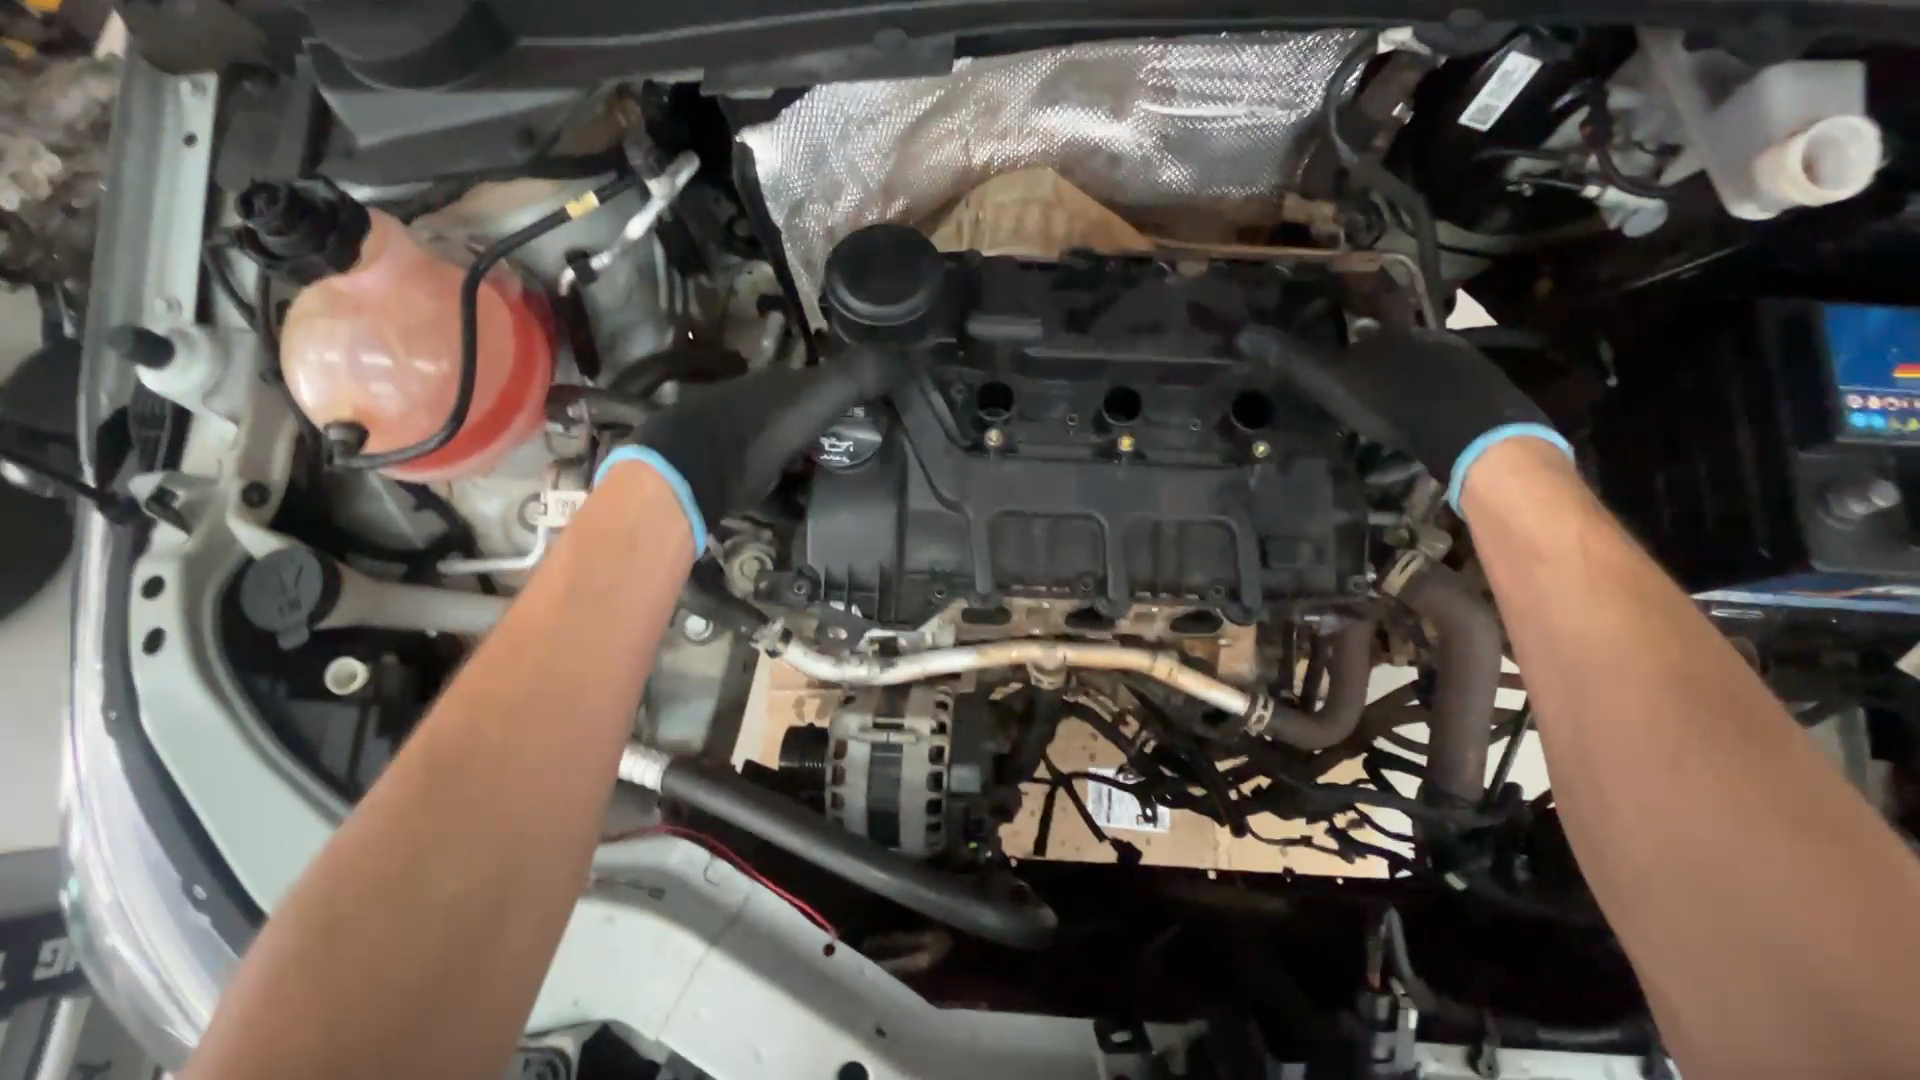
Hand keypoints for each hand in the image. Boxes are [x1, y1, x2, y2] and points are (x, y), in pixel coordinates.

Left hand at [595, 349, 901, 548]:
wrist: (688, 472)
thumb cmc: (755, 432)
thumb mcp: (813, 401)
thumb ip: (855, 378)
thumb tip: (907, 357)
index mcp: (782, 384)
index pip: (828, 383)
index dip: (856, 397)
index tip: (882, 420)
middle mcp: (761, 405)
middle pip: (808, 418)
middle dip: (835, 432)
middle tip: (866, 457)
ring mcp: (743, 439)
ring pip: (791, 449)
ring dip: (813, 462)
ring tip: (842, 484)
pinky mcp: (732, 474)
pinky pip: (773, 481)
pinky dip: (791, 492)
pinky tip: (806, 507)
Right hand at [1236, 326, 1571, 510]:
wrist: (1466, 425)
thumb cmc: (1390, 400)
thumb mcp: (1330, 381)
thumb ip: (1291, 358)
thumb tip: (1243, 333)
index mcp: (1388, 333)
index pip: (1371, 317)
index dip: (1360, 323)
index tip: (1351, 333)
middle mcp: (1425, 337)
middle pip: (1401, 338)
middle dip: (1387, 351)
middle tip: (1372, 373)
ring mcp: (1460, 359)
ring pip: (1429, 361)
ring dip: (1414, 374)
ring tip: (1400, 398)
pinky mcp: (1482, 386)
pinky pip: (1454, 385)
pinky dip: (1440, 395)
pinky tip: (1432, 415)